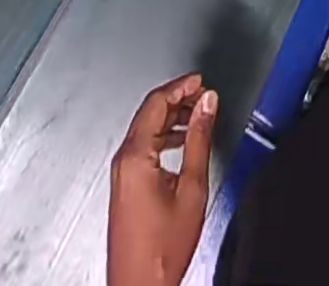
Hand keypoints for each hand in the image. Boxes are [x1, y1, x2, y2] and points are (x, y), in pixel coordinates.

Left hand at [108, 73, 217, 285]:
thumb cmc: (163, 247)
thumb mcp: (192, 186)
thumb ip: (199, 138)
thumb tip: (206, 102)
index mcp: (136, 156)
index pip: (156, 103)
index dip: (180, 86)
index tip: (200, 81)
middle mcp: (123, 160)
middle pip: (149, 113)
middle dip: (177, 98)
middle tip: (203, 93)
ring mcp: (121, 174)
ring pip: (147, 128)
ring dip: (172, 116)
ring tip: (198, 113)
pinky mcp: (125, 185)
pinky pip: (144, 146)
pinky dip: (165, 134)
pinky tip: (184, 140)